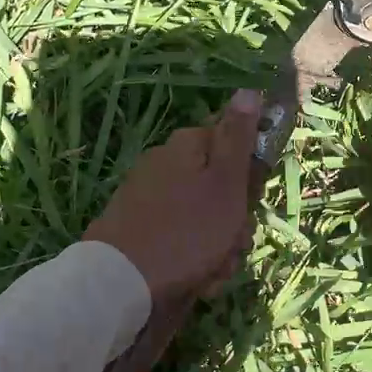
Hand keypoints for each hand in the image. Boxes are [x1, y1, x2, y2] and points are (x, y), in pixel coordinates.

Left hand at [85, 88, 262, 308]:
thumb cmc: (187, 230)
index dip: (249, 176)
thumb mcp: (225, 182)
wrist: (119, 282)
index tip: (251, 202)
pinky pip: (177, 235)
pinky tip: (195, 279)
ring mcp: (146, 195)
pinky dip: (191, 256)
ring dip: (217, 245)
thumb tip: (247, 90)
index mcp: (187, 146)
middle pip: (217, 185)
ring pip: (201, 216)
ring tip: (214, 272)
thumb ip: (238, 137)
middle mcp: (164, 162)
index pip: (233, 146)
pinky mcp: (134, 226)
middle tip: (234, 244)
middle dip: (233, 220)